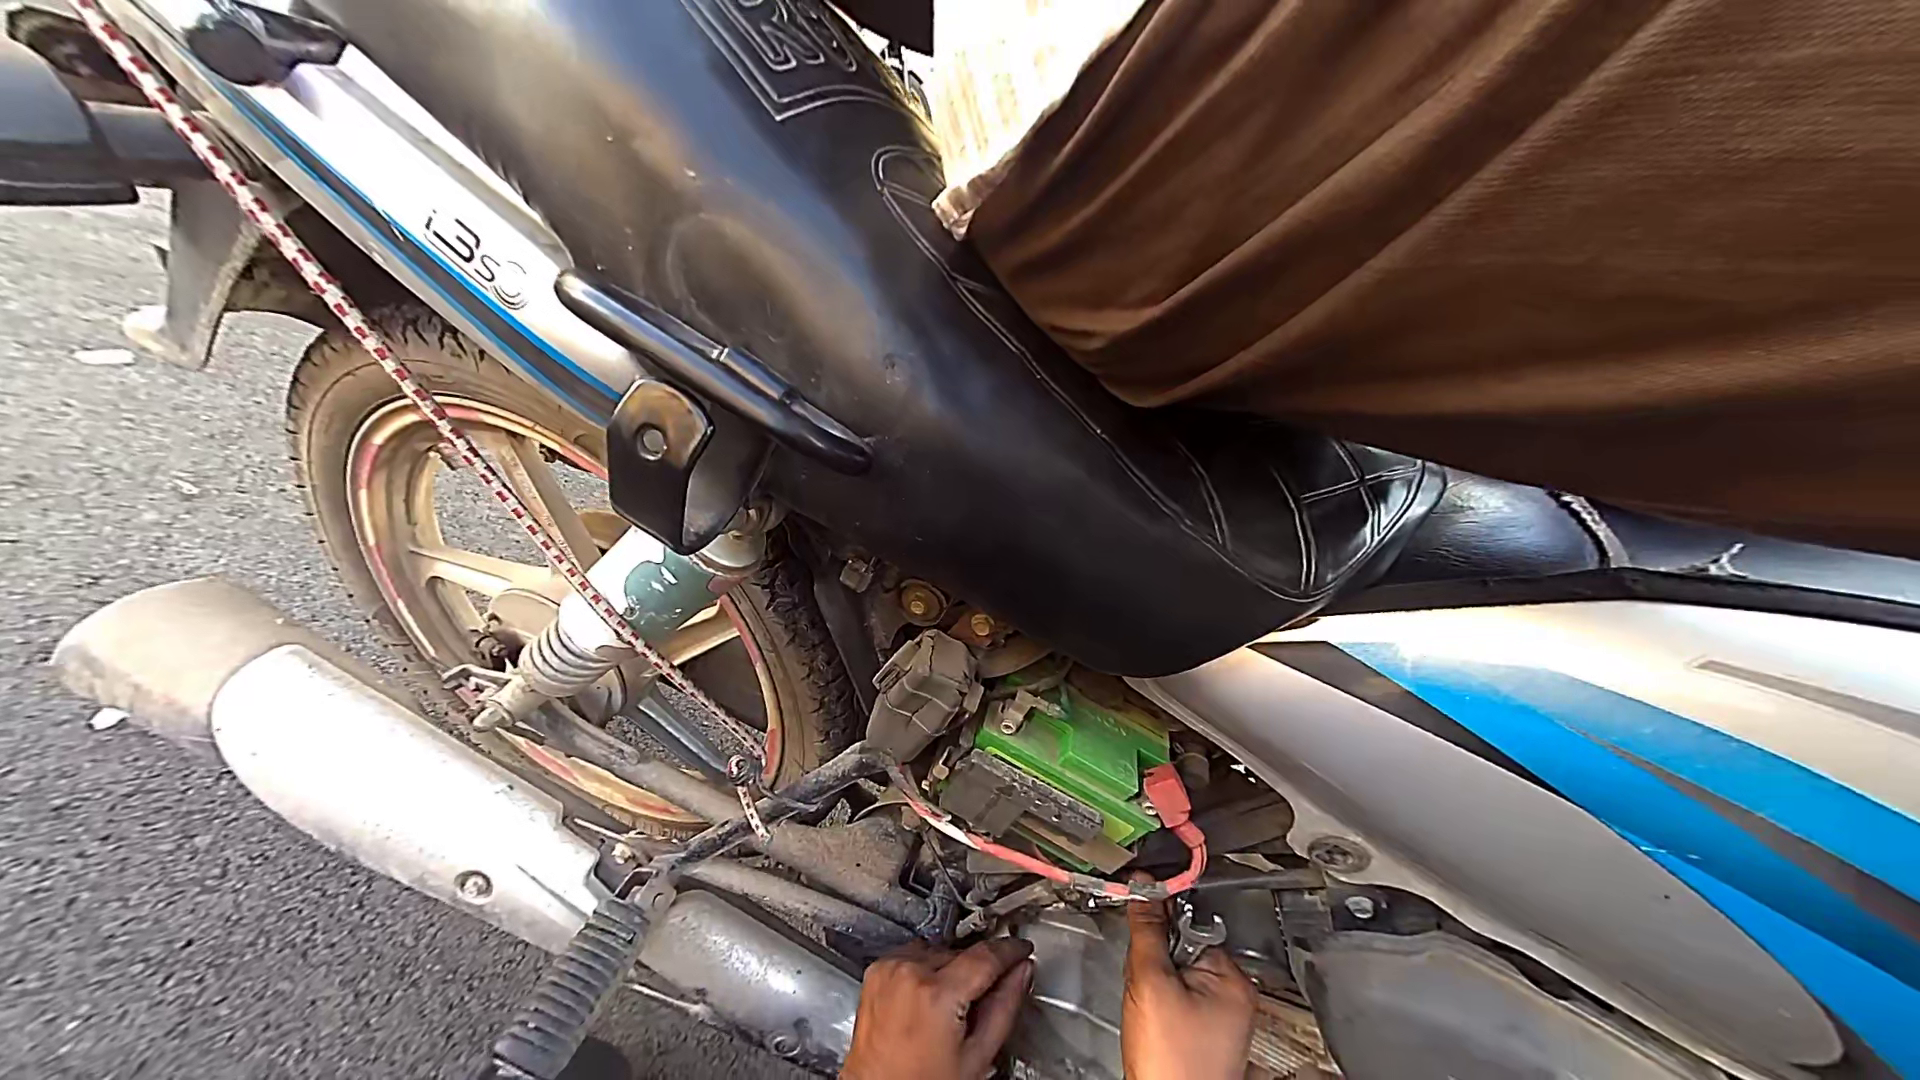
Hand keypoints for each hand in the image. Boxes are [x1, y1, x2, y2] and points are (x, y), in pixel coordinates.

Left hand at [842, 937, 1034, 1079]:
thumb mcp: (976, 1057)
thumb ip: (1004, 1008)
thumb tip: (1021, 972)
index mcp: (937, 994)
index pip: (986, 955)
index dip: (1010, 950)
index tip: (1021, 950)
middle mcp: (910, 972)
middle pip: (962, 953)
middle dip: (977, 971)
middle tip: (980, 1003)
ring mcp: (891, 968)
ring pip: (939, 950)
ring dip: (950, 968)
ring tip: (948, 1007)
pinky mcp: (878, 969)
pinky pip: (914, 954)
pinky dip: (925, 969)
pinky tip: (926, 999)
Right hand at [1122, 888, 1257, 1079]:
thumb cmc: (1169, 1061)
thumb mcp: (1150, 981)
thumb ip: (1147, 930)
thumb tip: (1143, 886)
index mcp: (1232, 979)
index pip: (1190, 923)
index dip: (1160, 921)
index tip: (1139, 914)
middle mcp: (1233, 995)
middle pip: (1181, 944)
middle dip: (1153, 955)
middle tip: (1142, 979)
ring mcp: (1219, 1015)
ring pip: (1174, 969)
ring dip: (1152, 977)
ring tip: (1146, 1003)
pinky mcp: (1202, 1030)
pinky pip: (1175, 993)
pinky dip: (1156, 996)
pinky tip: (1150, 1016)